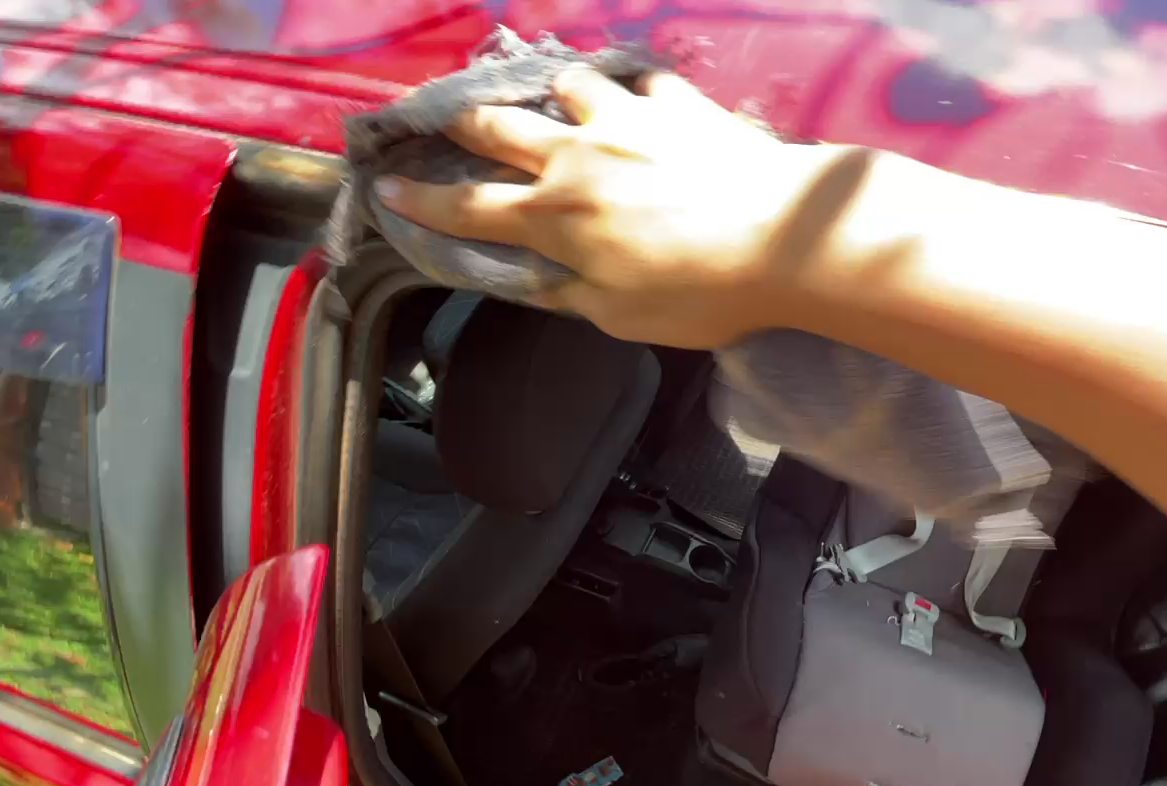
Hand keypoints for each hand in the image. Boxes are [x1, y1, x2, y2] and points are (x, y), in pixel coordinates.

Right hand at [375, 67, 840, 347]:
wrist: (781, 240)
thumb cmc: (698, 295)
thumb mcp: (621, 318)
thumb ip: (569, 294)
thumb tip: (532, 279)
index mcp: (556, 219)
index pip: (471, 208)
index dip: (423, 201)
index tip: (386, 185)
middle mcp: (577, 156)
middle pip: (500, 129)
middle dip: (463, 126)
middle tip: (443, 120)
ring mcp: (626, 120)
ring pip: (564, 88)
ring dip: (547, 95)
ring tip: (549, 103)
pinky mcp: (676, 103)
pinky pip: (640, 86)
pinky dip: (630, 95)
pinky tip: (639, 105)